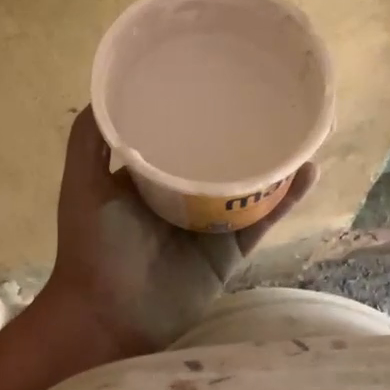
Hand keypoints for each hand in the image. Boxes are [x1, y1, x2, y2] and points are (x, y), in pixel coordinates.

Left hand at [40, 107, 316, 354]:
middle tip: (277, 95)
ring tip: (303, 127)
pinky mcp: (231, 251)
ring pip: (250, 183)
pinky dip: (287, 197)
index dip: (200, 106)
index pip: (180, 131)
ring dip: (276, 158)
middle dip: (247, 129)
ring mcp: (210, 222)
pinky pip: (264, 219)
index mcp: (150, 174)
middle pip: (222, 154)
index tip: (222, 70)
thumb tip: (108, 86)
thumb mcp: (81, 183)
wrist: (108, 319)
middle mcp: (184, 193)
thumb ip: (88, 140)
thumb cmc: (92, 246)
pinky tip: (307, 170)